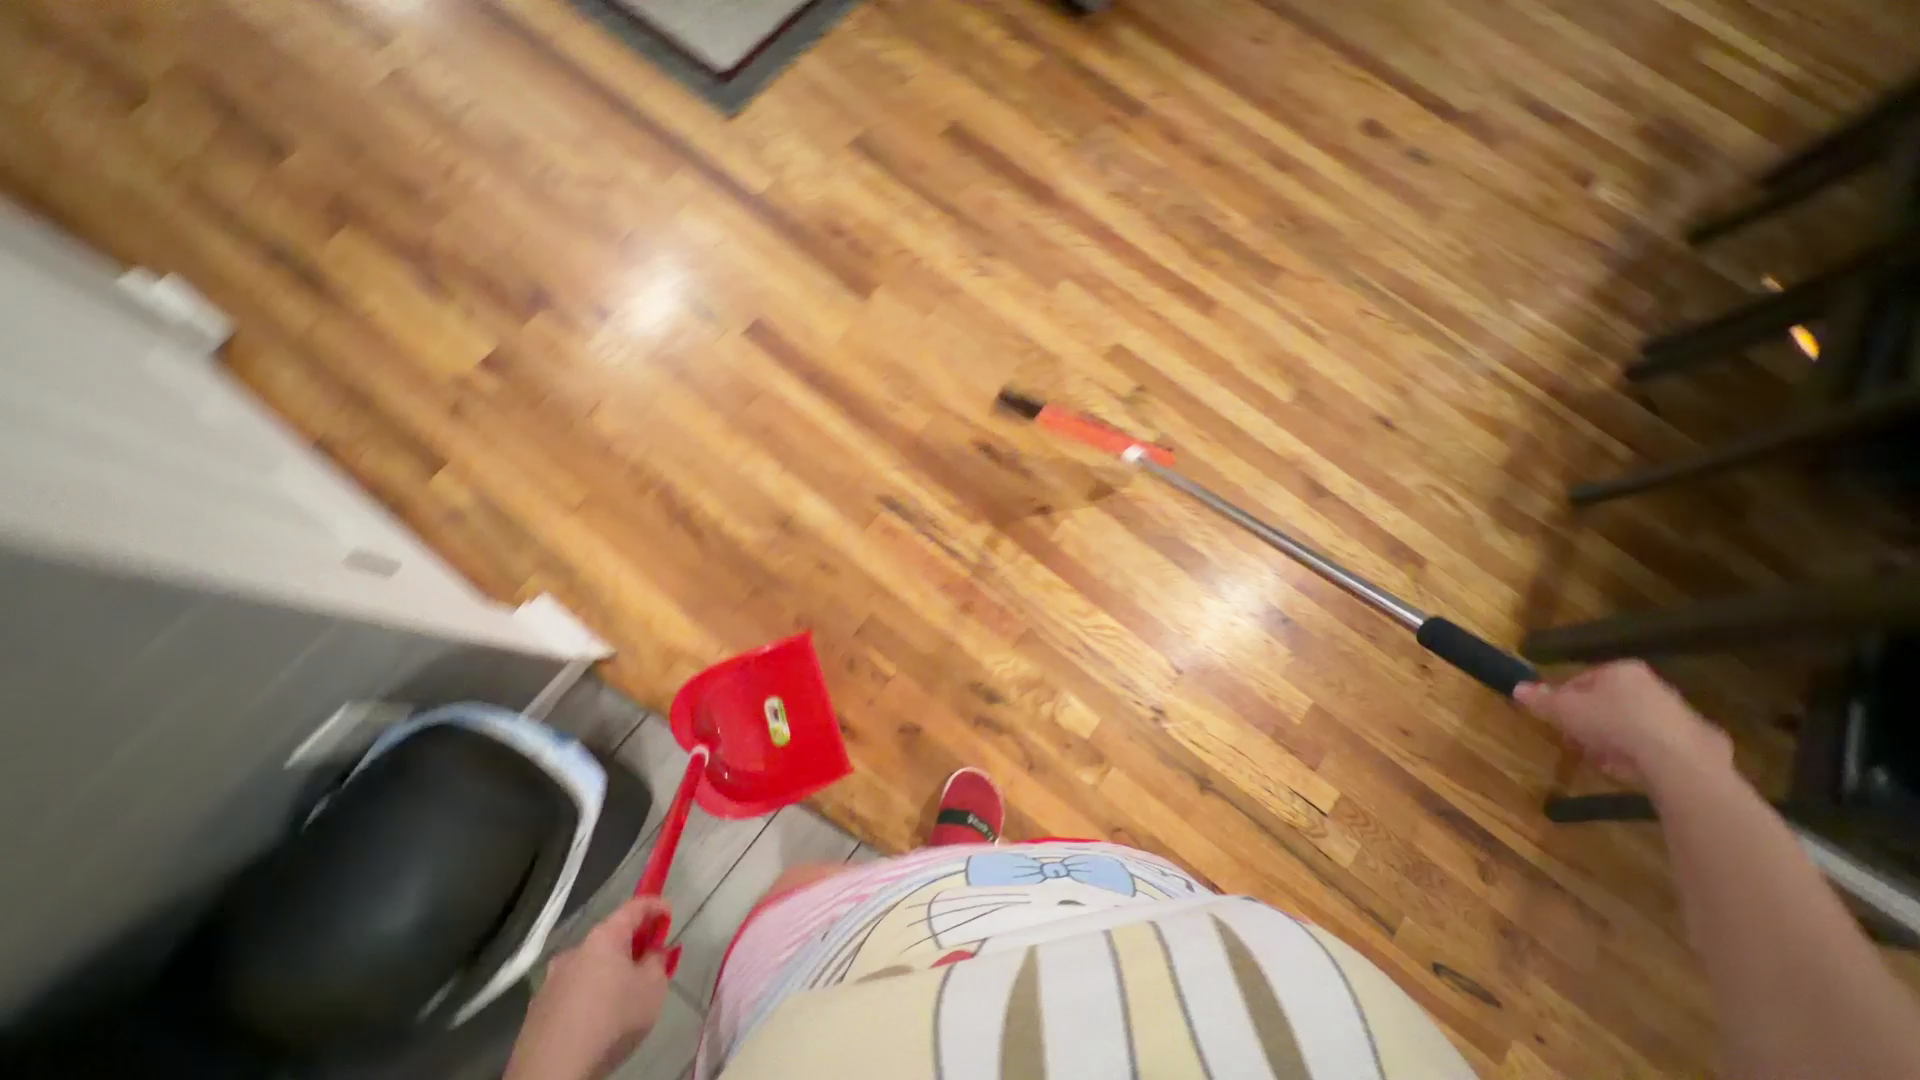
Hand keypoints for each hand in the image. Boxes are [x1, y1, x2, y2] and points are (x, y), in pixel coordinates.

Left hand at [504, 896, 676, 1079]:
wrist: (554, 1071)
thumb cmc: (613, 1019)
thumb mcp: (653, 988)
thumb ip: (657, 962)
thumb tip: (652, 952)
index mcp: (603, 938)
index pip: (634, 907)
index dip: (655, 906)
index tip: (669, 913)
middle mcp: (574, 952)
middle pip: (609, 938)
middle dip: (631, 946)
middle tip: (650, 962)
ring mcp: (551, 981)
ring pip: (589, 967)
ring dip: (608, 973)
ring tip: (623, 998)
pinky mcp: (537, 1009)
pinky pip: (572, 993)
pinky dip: (589, 997)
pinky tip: (597, 1020)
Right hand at [1515, 660, 1731, 786]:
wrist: (1676, 759)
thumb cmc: (1612, 723)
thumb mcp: (1564, 710)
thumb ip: (1541, 699)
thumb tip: (1518, 688)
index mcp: (1621, 671)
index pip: (1582, 680)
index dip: (1564, 700)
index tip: (1556, 720)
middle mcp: (1653, 685)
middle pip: (1609, 702)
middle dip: (1590, 722)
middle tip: (1576, 741)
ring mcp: (1677, 712)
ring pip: (1632, 724)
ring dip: (1613, 740)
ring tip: (1600, 759)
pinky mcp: (1696, 741)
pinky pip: (1655, 745)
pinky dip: (1639, 755)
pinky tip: (1628, 769)